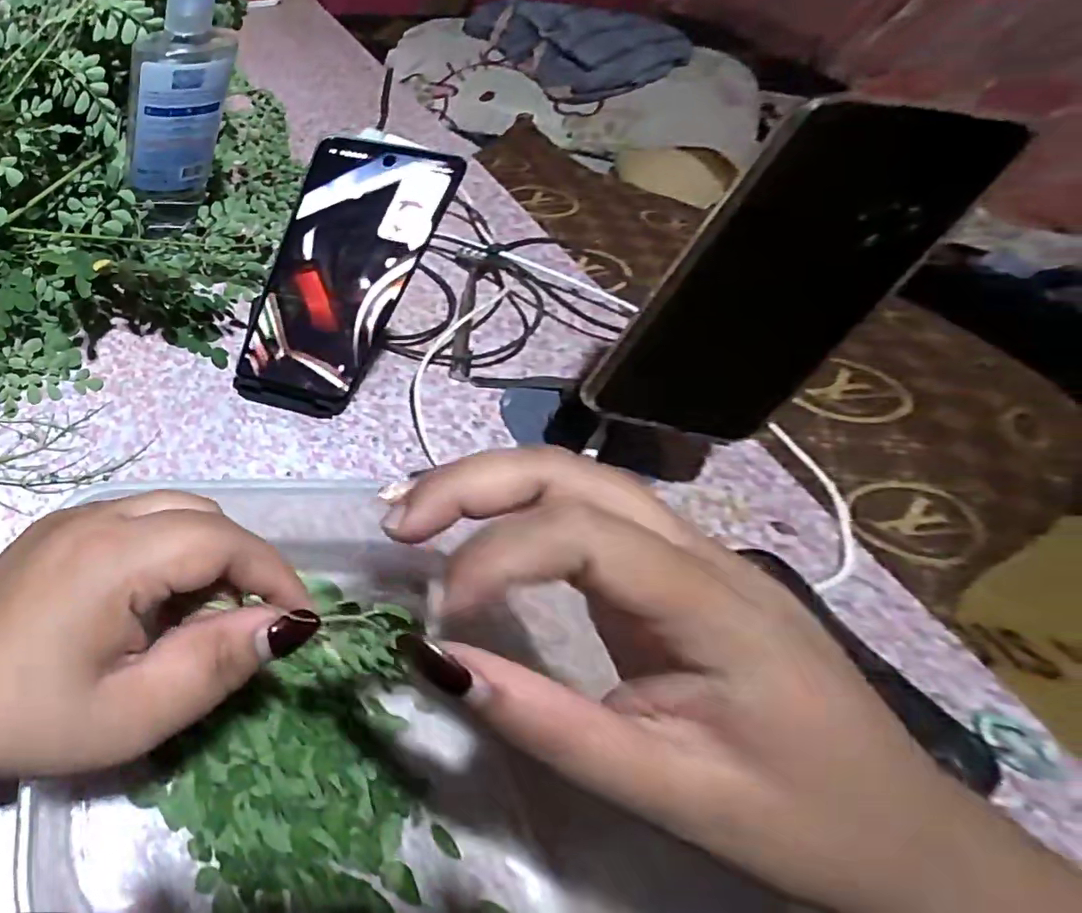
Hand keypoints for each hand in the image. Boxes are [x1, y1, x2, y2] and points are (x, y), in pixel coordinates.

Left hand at [0, 491, 317, 776]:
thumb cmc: (35, 715)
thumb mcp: (136, 711)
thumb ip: (215, 662)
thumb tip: (282, 626)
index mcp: (113, 554)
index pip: (219, 538)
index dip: (271, 572)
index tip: (301, 620)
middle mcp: (97, 515)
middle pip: (198, 513)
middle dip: (240, 560)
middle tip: (248, 625)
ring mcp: (74, 515)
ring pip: (169, 509)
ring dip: (203, 553)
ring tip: (199, 619)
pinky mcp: (61, 526)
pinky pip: (136, 519)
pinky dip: (167, 550)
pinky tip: (152, 603)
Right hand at [381, 447, 1081, 912]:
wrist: (909, 836)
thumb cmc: (798, 816)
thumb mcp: (668, 790)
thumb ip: (549, 725)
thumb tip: (436, 660)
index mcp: (713, 603)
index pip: (579, 532)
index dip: (492, 557)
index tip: (440, 611)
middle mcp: (697, 550)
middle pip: (566, 470)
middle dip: (468, 484)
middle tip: (398, 526)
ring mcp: (682, 547)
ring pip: (566, 472)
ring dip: (480, 482)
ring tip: (413, 516)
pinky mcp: (659, 560)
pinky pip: (571, 503)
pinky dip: (503, 501)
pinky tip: (461, 522)